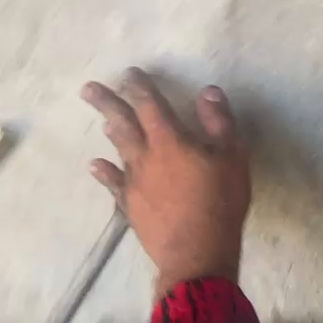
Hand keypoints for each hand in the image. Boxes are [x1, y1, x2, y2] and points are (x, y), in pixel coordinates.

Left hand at [82, 69, 251, 294]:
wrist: (196, 251)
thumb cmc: (221, 199)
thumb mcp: (233, 155)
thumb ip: (219, 121)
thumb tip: (207, 92)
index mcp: (171, 142)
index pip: (153, 106)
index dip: (142, 87)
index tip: (131, 72)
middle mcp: (146, 158)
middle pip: (124, 125)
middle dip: (108, 103)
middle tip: (89, 88)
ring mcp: (134, 184)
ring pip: (119, 151)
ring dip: (111, 132)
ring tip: (103, 119)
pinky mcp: (131, 207)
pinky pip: (113, 184)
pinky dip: (104, 172)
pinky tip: (96, 166)